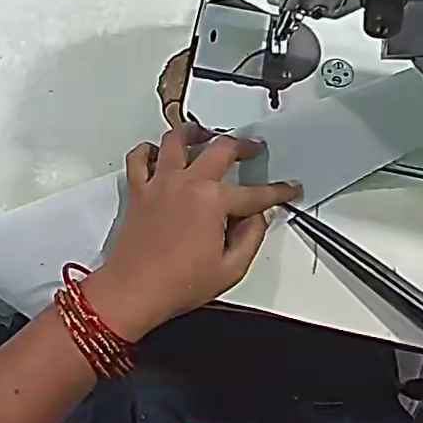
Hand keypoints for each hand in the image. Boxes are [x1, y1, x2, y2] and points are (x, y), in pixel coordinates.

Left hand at [80, 126, 301, 341]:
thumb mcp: (230, 269)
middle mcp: (186, 184)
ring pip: (175, 140)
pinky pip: (138, 158)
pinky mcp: (138, 191)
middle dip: (243, 145)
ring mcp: (160, 183)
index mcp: (213, 202)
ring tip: (204, 133)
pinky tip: (157, 152)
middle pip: (220, 148)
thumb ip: (251, 237)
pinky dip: (147, 150)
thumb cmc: (177, 283)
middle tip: (252, 147)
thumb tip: (257, 218)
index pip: (256, 193)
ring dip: (193, 132)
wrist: (134, 290)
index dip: (278, 191)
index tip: (288, 189)